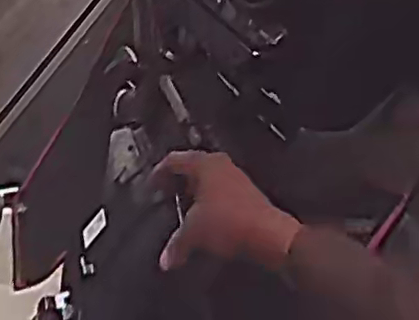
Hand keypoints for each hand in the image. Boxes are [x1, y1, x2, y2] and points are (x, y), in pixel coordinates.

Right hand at [150, 151, 299, 272]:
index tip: (151, 183)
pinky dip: (208, 204)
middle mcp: (219, 163)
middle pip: (191, 168)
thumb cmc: (229, 221)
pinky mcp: (245, 193)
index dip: (159, 172)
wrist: (268, 234)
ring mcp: (234, 176)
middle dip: (177, 183)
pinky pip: (219, 193)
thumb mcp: (194, 232)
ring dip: (193, 195)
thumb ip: (176, 243)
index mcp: (204, 162)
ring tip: (182, 213)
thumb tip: (166, 258)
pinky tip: (205, 221)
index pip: (174, 160)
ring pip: (207, 181)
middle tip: (164, 197)